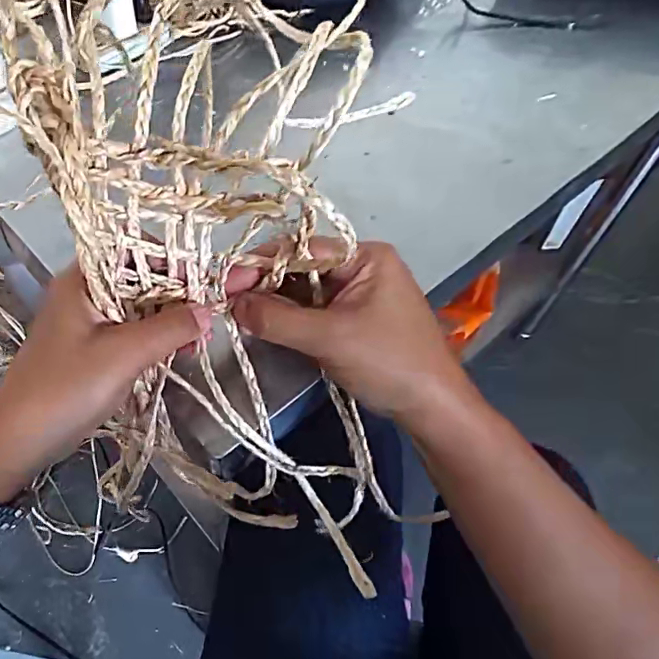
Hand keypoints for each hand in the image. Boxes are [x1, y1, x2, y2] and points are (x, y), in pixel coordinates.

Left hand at [0, 268, 211, 504]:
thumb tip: (208, 310)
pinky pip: (133, 331)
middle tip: (207, 319)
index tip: (202, 282)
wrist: (18, 440)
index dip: (170, 260)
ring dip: (170, 320)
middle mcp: (86, 292)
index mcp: (83, 280)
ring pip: (140, 307)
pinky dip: (157, 339)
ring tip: (199, 341)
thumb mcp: (123, 355)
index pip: (132, 248)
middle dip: (177, 295)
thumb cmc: (66, 389)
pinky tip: (180, 352)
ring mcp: (89, 321)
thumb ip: (169, 328)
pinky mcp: (93, 348)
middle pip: (140, 278)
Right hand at [231, 239, 477, 429]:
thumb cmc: (390, 363)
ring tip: (237, 314)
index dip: (260, 265)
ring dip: (272, 303)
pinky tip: (261, 325)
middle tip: (226, 302)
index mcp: (364, 256)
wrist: (433, 409)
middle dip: (263, 284)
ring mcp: (355, 295)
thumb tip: (232, 302)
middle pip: (299, 268)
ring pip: (302, 291)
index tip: (225, 284)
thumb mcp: (330, 338)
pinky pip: (311, 312)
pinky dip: (287, 319)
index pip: (301, 249)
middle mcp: (359, 267)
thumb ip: (277, 318)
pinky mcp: (350, 320)